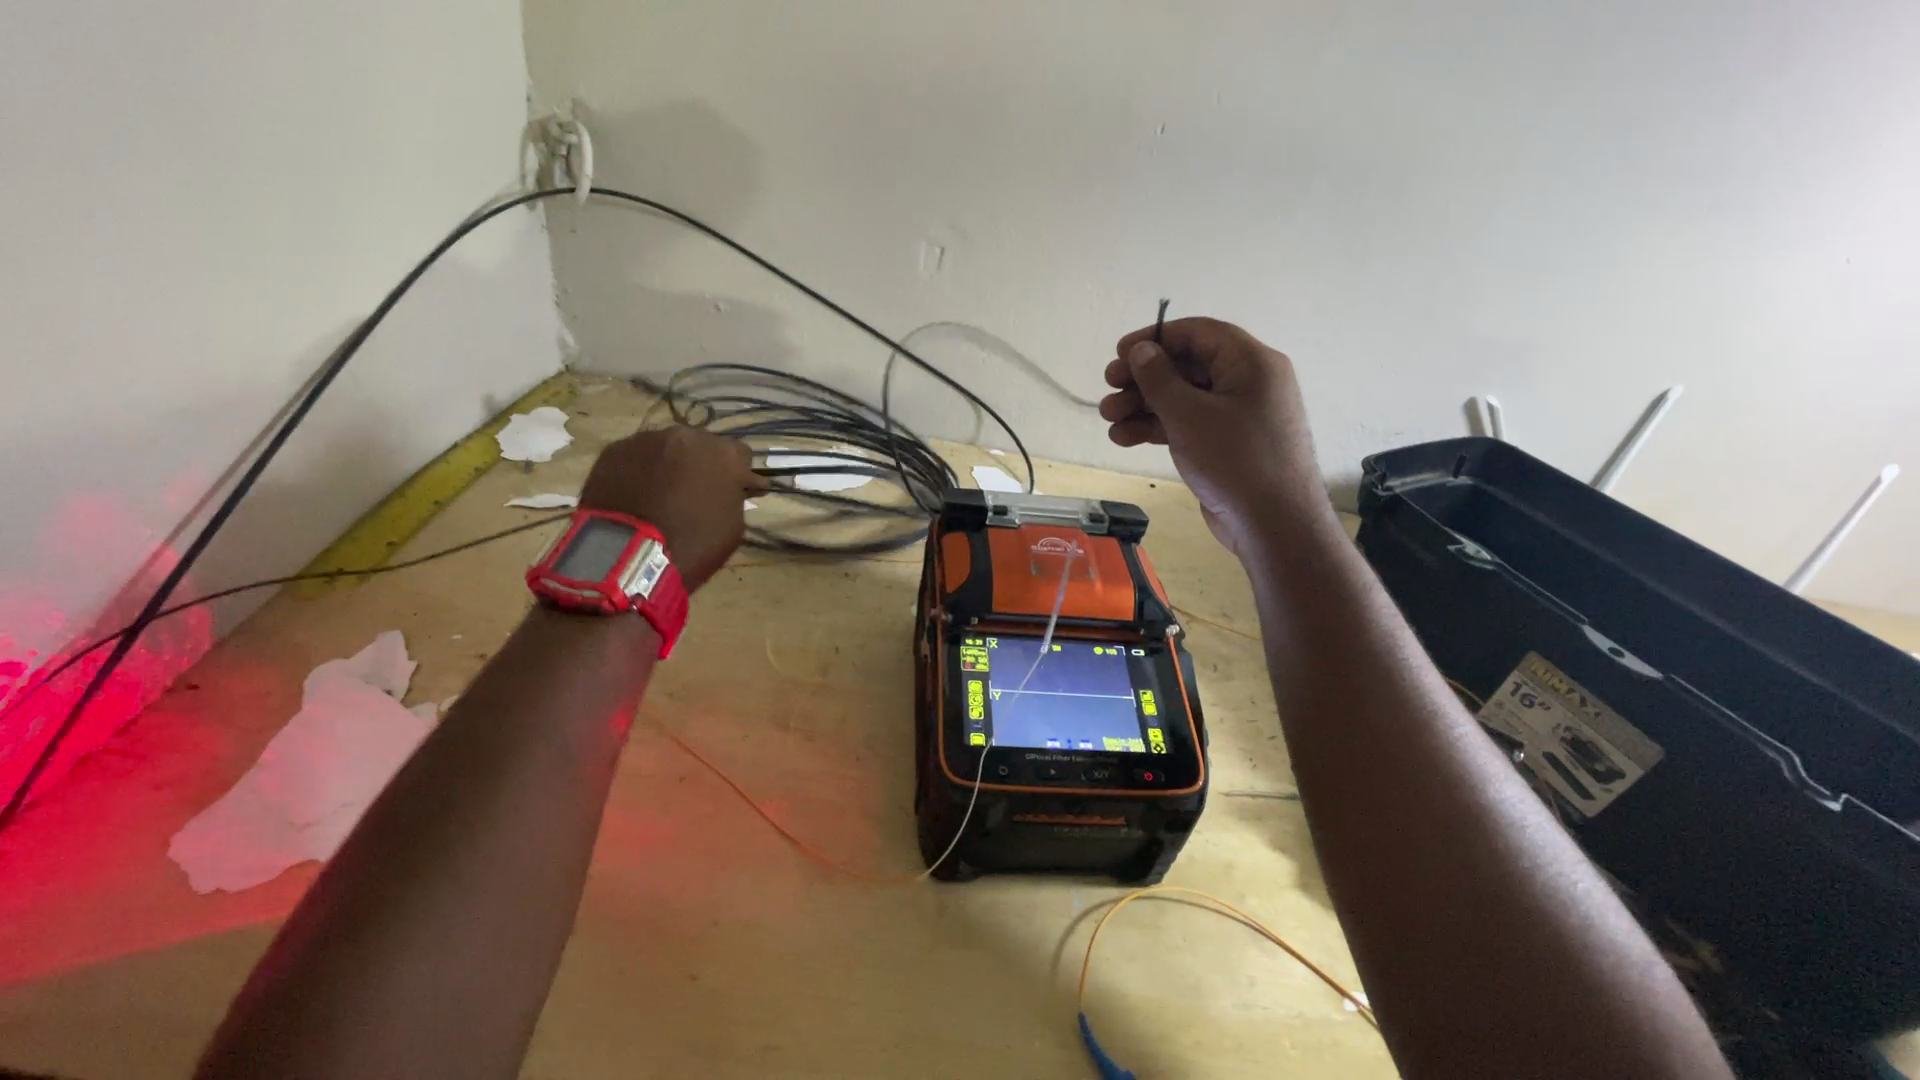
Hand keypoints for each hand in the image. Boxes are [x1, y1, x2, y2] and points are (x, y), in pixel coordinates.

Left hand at [578, 426, 769, 590]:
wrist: (630, 555)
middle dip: (700, 464)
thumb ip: (733, 495)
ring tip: (658, 494)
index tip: (730, 491)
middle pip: (700, 445)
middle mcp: (688, 435)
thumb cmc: (693, 545)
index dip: (735, 474)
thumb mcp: (733, 526)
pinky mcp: (615, 449)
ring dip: (667, 465)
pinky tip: (634, 494)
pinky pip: (635, 456)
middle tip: (691, 492)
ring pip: (665, 448)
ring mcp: (647, 439)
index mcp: (725, 453)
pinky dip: (638, 471)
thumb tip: (730, 487)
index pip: (740, 455)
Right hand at [1099, 317, 1329, 553]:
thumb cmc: (1234, 459)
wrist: (1273, 524)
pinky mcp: (1228, 445)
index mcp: (1251, 362)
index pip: (1199, 333)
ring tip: (1109, 419)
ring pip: (1184, 399)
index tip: (1119, 354)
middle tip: (1108, 388)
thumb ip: (1159, 378)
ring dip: (1143, 406)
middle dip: (1144, 379)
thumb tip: (1142, 351)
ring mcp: (1238, 416)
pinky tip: (1125, 438)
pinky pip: (1189, 424)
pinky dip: (1158, 428)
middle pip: (1188, 367)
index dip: (1156, 339)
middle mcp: (1248, 383)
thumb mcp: (1189, 415)